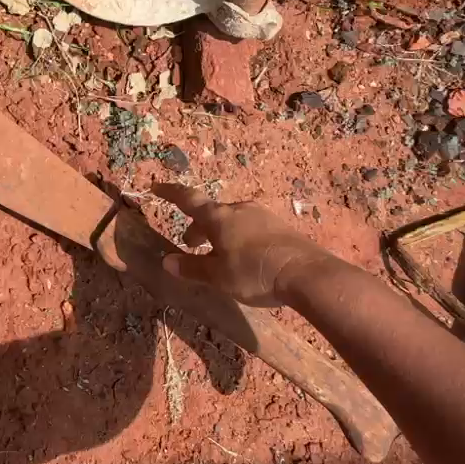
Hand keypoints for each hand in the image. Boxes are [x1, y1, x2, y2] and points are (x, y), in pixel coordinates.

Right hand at [153, 184, 338, 307]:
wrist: (309, 275)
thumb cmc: (254, 272)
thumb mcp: (218, 276)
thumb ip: (191, 268)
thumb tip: (167, 262)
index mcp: (218, 217)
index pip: (187, 199)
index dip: (169, 193)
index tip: (155, 187)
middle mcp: (238, 210)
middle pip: (211, 212)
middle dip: (198, 227)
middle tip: (190, 244)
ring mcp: (263, 217)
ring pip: (232, 220)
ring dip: (220, 233)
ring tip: (218, 253)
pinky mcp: (282, 229)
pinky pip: (251, 228)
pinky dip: (239, 238)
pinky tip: (245, 257)